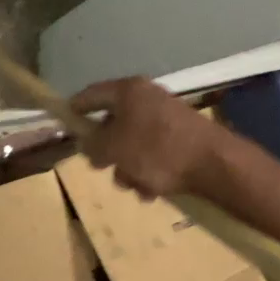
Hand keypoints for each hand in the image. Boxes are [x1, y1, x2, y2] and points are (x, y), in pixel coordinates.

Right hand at [70, 77, 230, 198]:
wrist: (216, 164)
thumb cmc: (157, 150)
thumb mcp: (114, 149)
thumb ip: (92, 144)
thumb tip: (86, 142)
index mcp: (128, 91)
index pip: (91, 94)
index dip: (75, 110)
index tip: (64, 125)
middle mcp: (147, 97)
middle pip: (114, 122)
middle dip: (106, 150)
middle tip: (101, 167)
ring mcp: (167, 117)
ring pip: (133, 142)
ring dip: (128, 165)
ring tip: (134, 186)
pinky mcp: (182, 136)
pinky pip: (154, 152)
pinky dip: (149, 169)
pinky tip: (152, 189)